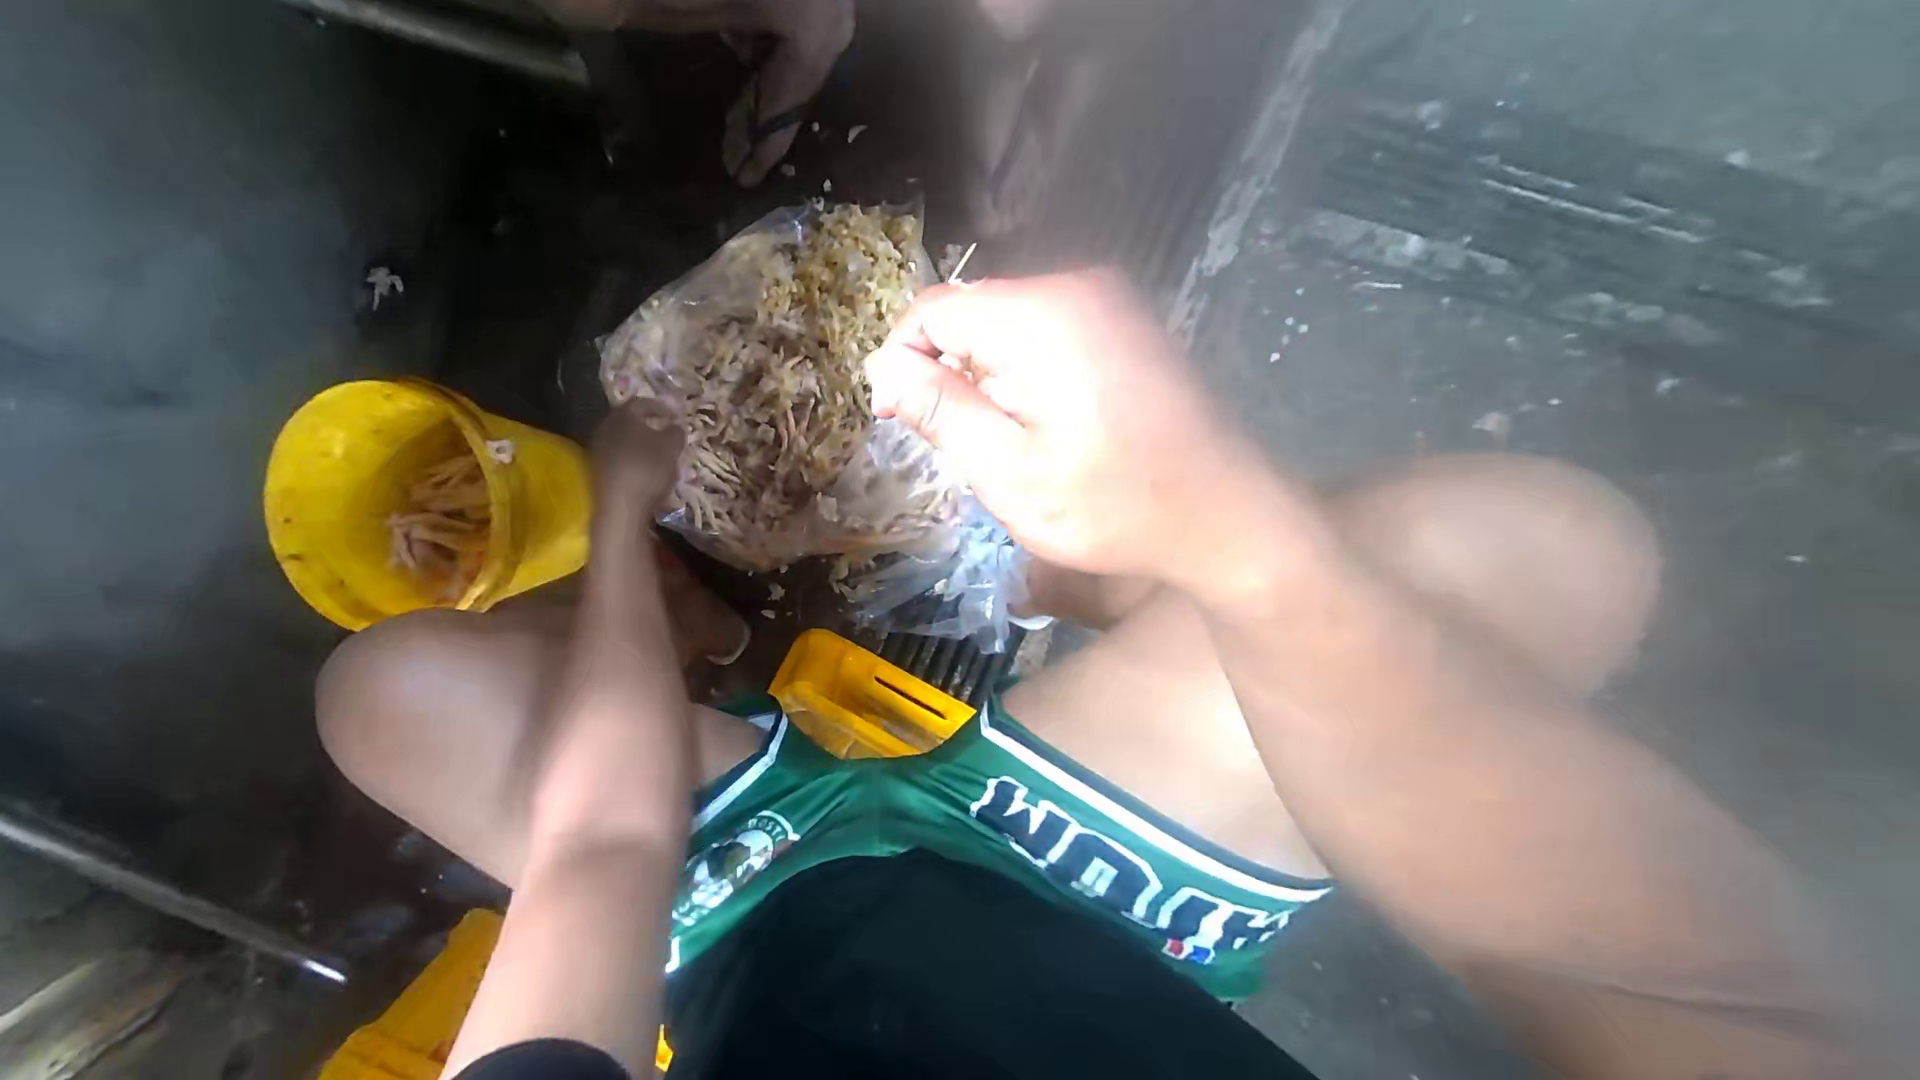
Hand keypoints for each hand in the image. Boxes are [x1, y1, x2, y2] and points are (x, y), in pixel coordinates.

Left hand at [592, 398, 684, 517]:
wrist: (621, 505)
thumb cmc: (649, 469)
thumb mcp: (672, 447)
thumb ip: (676, 432)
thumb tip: (674, 426)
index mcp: (623, 415)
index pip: (642, 403)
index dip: (661, 407)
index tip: (675, 415)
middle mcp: (606, 426)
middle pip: (629, 419)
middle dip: (648, 423)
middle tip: (665, 429)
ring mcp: (598, 447)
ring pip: (623, 437)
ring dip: (640, 440)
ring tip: (657, 449)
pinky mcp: (597, 466)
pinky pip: (618, 452)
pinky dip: (632, 454)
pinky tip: (645, 465)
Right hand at [864, 271, 1299, 582]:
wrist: (1226, 517)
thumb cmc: (1113, 507)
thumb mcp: (1009, 472)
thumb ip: (941, 411)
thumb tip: (882, 367)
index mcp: (1043, 316)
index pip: (935, 309)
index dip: (902, 360)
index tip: (898, 419)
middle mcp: (1078, 287)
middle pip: (974, 315)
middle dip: (952, 375)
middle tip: (964, 448)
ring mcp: (1111, 302)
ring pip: (1009, 328)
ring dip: (990, 381)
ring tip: (1009, 445)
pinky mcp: (1128, 325)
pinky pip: (1049, 336)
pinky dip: (1027, 376)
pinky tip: (1048, 428)